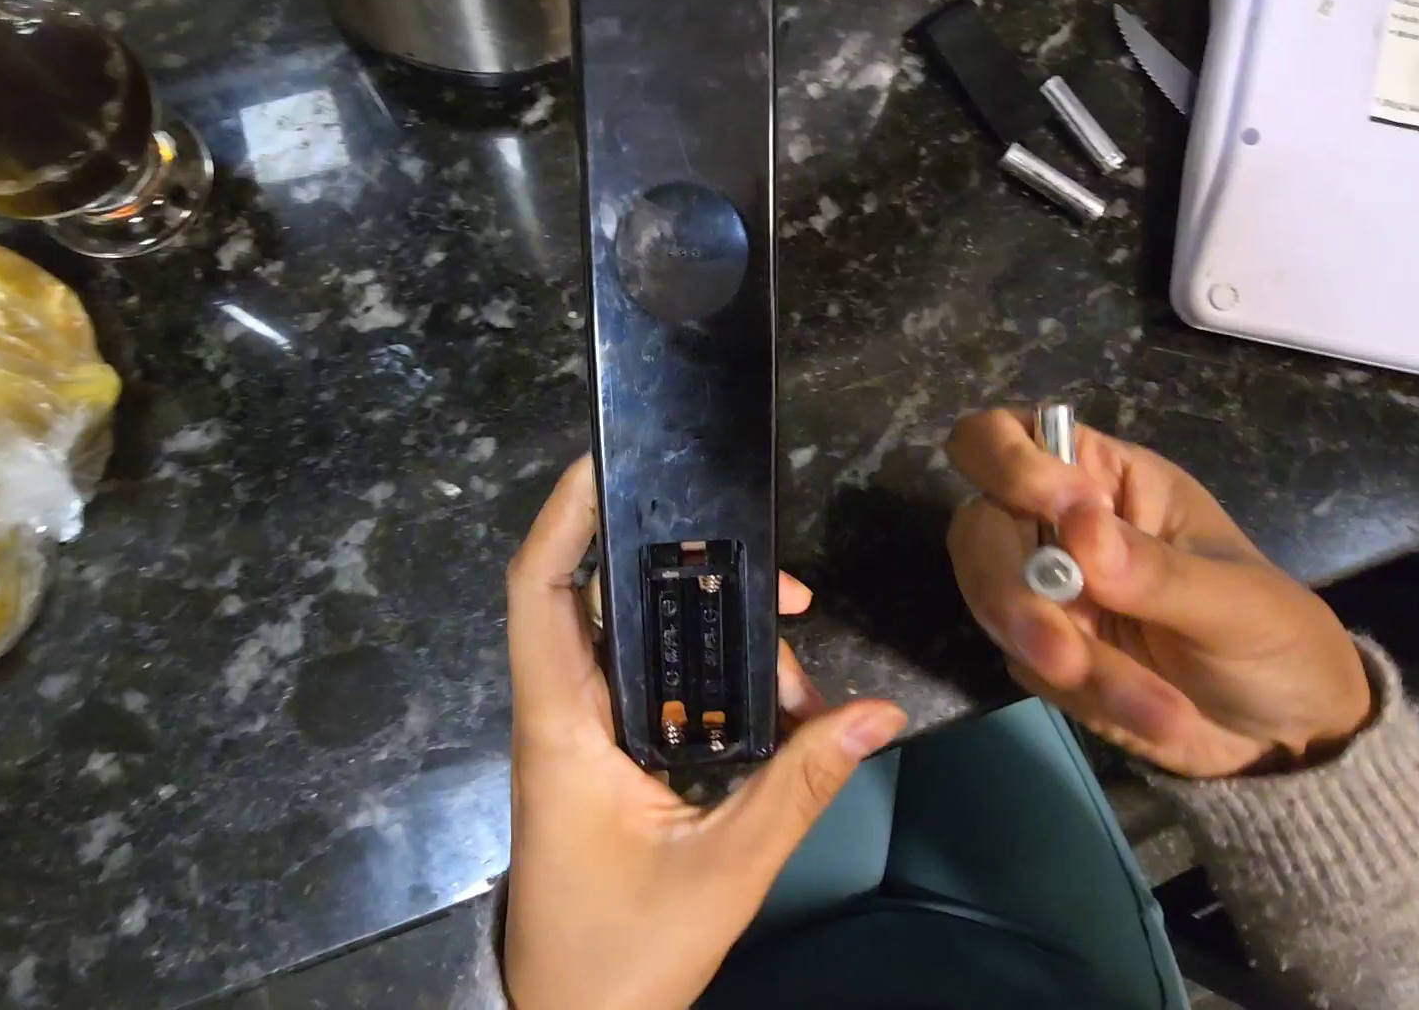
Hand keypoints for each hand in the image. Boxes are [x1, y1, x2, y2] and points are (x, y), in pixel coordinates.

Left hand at [504, 456, 906, 1009]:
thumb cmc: (623, 955)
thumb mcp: (724, 869)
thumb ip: (800, 787)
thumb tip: (880, 716)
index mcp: (562, 723)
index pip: (539, 589)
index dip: (563, 515)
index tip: (610, 464)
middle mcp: (565, 709)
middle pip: (609, 599)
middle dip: (690, 572)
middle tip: (781, 585)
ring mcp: (587, 728)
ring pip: (646, 639)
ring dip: (717, 632)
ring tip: (795, 662)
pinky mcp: (610, 749)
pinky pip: (660, 680)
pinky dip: (713, 674)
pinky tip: (773, 698)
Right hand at [945, 408, 1370, 778]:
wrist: (1284, 736)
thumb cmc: (1278, 639)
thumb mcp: (1240, 604)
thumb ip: (1157, 569)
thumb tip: (1076, 526)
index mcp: (1102, 480)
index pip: (1006, 436)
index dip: (1007, 463)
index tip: (1060, 512)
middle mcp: (1050, 526)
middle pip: (976, 529)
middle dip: (1010, 592)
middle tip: (1064, 656)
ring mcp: (1035, 589)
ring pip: (989, 601)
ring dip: (1055, 658)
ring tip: (1154, 710)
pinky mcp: (1032, 649)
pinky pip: (1019, 662)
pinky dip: (1078, 695)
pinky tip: (1147, 714)